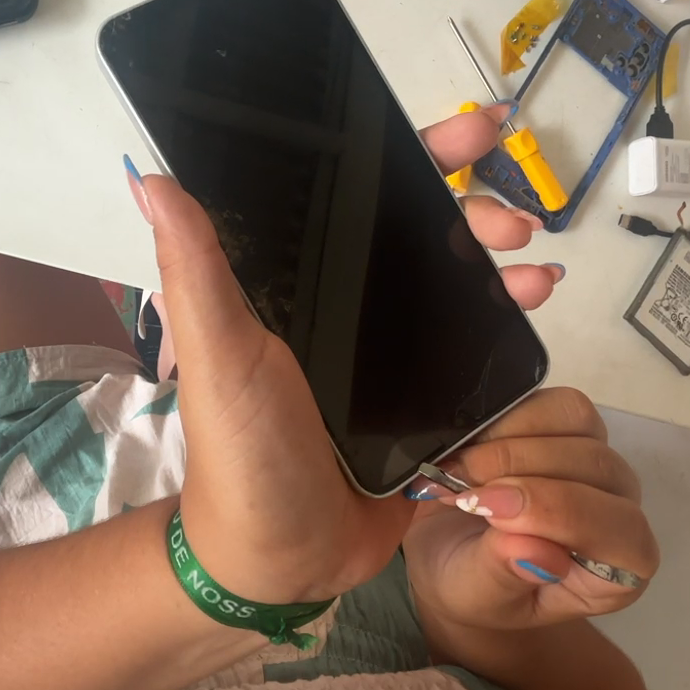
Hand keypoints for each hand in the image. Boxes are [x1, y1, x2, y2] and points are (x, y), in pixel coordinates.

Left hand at [125, 104, 564, 604]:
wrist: (282, 555)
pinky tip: (534, 309)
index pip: (355, 200)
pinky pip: (475, 346)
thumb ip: (196, 269)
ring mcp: (390, 350)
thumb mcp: (218, 351)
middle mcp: (346, 305)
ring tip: (531, 263)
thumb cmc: (243, 448)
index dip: (410, 160)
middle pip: (420, 235)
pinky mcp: (426, 396)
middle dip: (473, 211)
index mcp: (297, 283)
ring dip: (499, 261)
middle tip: (509, 219)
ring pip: (456, 283)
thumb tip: (154, 179)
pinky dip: (508, 321)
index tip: (465, 134)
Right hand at [403, 388, 658, 630]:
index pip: (623, 532)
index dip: (560, 512)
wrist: (448, 556)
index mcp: (614, 570)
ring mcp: (591, 463)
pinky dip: (507, 413)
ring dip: (511, 437)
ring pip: (579, 423)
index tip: (490, 510)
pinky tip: (471, 439)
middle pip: (597, 467)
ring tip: (458, 465)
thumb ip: (506, 576)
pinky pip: (554, 403)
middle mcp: (616, 511)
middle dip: (520, 469)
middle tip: (458, 486)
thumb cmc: (470, 587)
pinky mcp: (563, 427)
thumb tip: (540, 553)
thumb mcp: (475, 594)